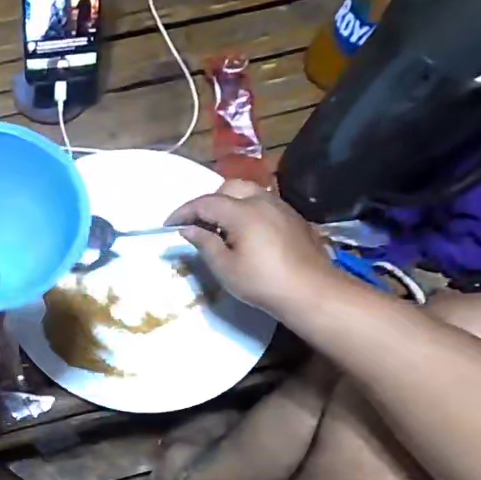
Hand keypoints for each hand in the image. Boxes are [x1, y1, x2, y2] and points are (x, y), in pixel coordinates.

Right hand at [165, 179, 344, 316]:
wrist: (311, 291)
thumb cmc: (262, 282)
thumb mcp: (225, 267)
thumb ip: (204, 243)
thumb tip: (188, 229)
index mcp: (242, 211)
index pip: (205, 202)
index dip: (184, 211)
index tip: (169, 224)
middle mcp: (262, 200)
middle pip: (229, 188)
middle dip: (209, 201)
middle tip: (198, 223)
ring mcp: (281, 207)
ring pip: (249, 193)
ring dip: (230, 203)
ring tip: (221, 227)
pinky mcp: (293, 218)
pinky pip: (264, 204)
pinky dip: (248, 210)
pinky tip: (247, 233)